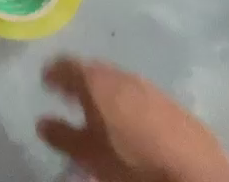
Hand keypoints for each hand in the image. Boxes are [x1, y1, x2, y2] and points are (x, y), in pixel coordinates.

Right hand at [37, 57, 228, 181]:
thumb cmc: (134, 164)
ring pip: (126, 87)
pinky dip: (139, 110)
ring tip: (108, 117)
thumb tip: (43, 123)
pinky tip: (140, 130)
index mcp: (97, 81)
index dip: (53, 73)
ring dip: (113, 97)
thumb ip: (62, 136)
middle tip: (74, 99)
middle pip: (97, 72)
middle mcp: (126, 78)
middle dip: (84, 84)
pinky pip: (151, 103)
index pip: (66, 64)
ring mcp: (158, 94)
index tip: (46, 85)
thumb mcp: (89, 155)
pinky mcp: (184, 114)